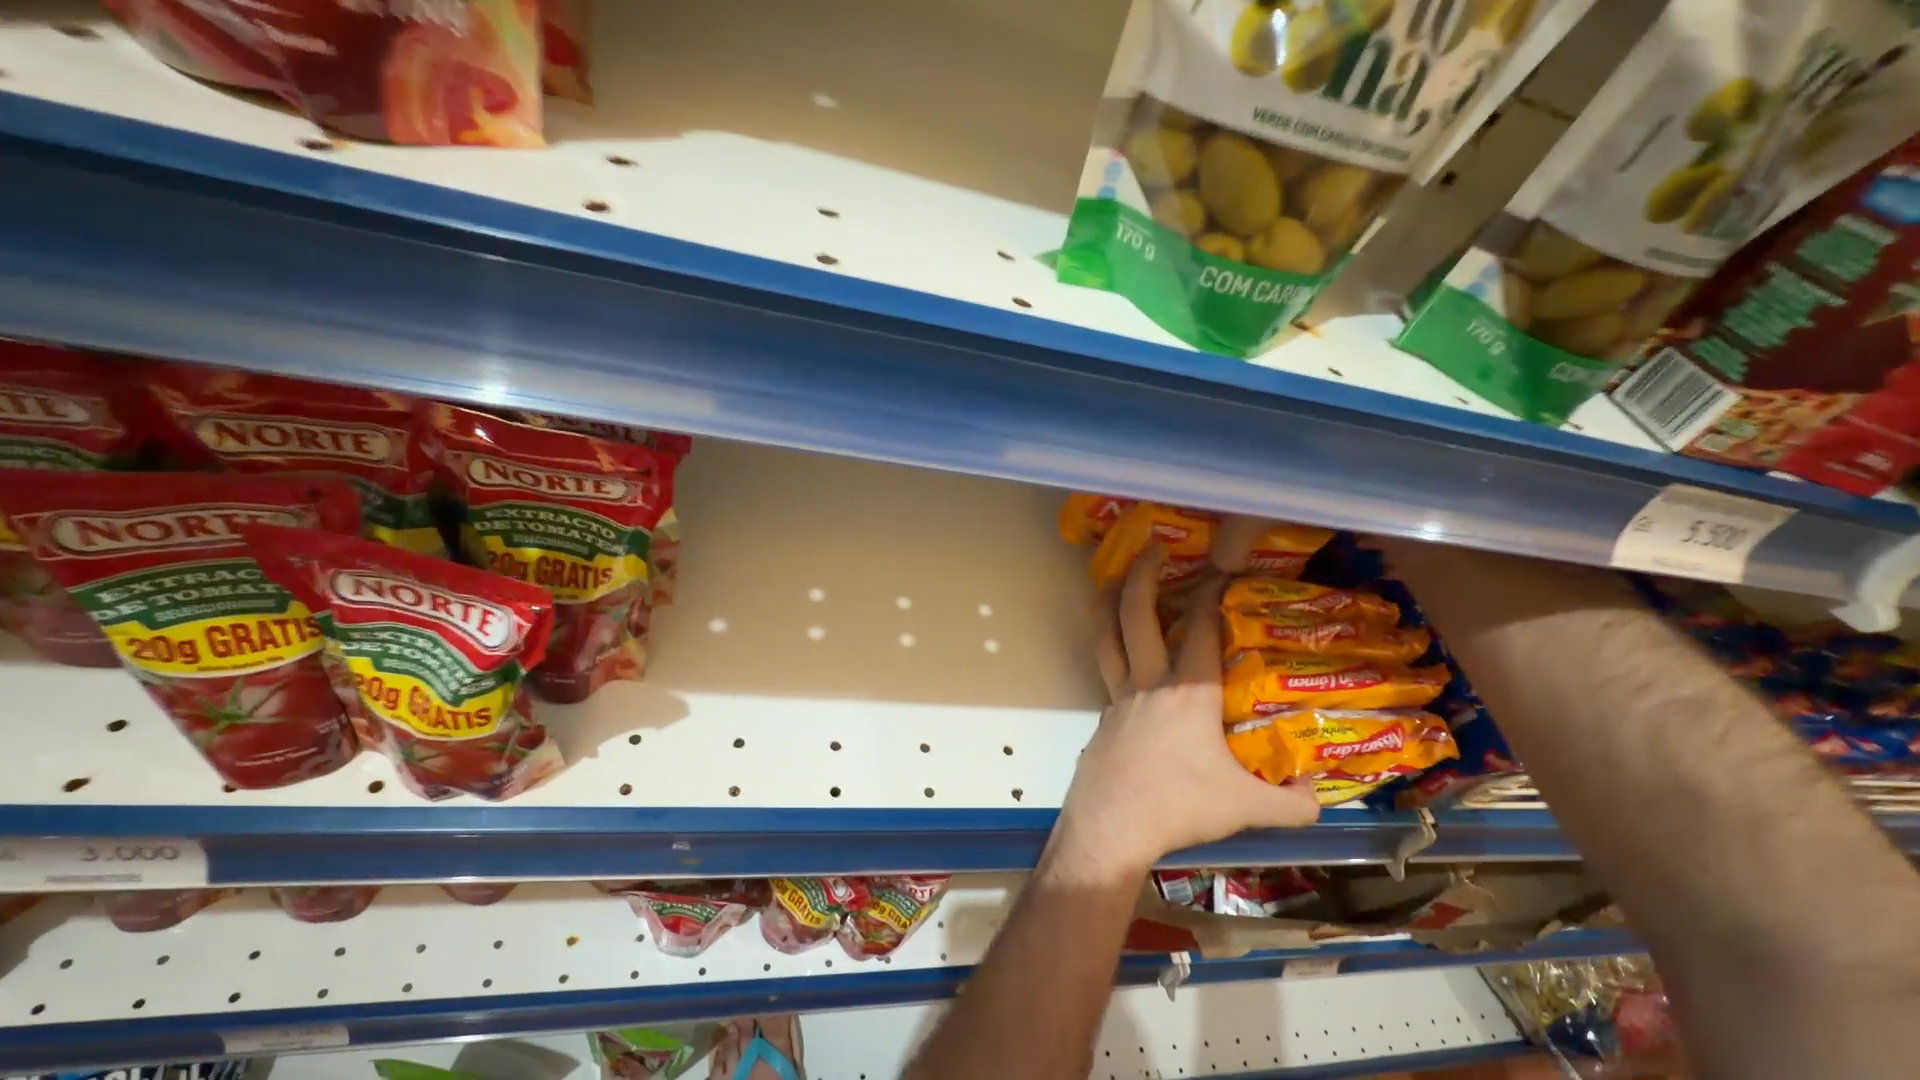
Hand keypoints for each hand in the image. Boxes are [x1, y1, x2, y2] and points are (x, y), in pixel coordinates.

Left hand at [1051, 545, 1320, 880]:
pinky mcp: (1102, 720)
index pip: (1202, 630)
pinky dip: (1111, 652)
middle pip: (1137, 615)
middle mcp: (1149, 684)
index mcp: (1189, 693)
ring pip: (1107, 638)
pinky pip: (1106, 673)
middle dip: (1142, 575)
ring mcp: (1118, 700)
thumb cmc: (1179, 808)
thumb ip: (1292, 802)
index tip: (1222, 569)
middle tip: (1151, 547)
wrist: (1110, 828)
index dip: (1212, 594)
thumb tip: (1318, 792)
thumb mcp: (1247, 809)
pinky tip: (1123, 663)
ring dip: (1108, 604)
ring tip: (1111, 581)